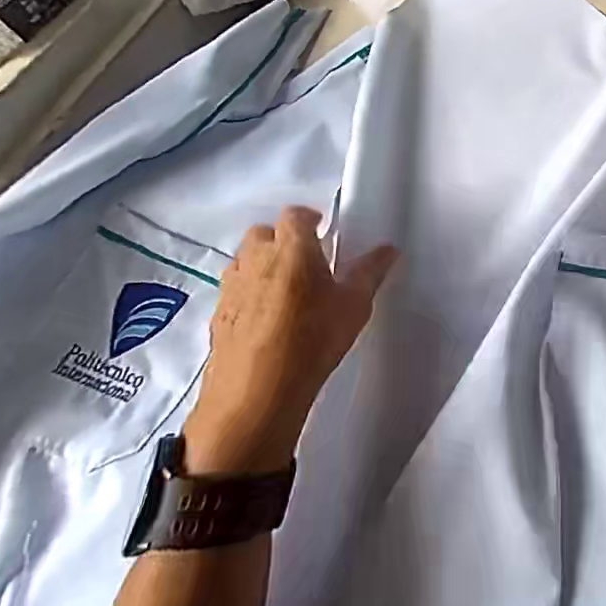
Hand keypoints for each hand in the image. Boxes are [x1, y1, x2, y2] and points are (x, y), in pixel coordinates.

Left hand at [181, 207, 397, 475]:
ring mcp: (232, 283)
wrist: (256, 391)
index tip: (322, 232)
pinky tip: (264, 321)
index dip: (308, 220)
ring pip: (246, 260)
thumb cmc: (312, 339)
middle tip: (305, 264)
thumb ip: (369, 272)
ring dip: (262, 266)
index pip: (295, 215)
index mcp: (291, 246)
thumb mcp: (353, 307)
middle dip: (282, 241)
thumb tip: (387, 250)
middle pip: (265, 233)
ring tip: (284, 293)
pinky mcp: (217, 311)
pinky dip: (248, 294)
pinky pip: (234, 290)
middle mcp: (256, 256)